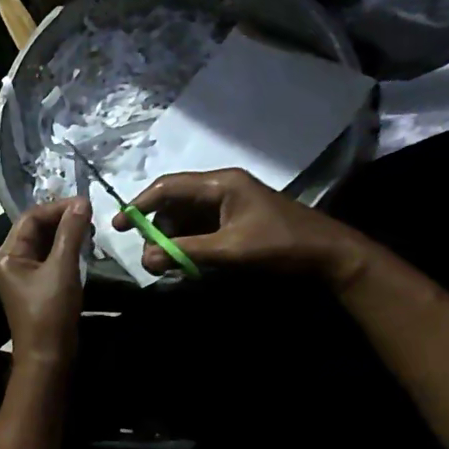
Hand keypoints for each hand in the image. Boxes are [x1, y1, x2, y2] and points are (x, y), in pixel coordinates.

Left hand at [0, 197, 91, 364]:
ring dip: (66, 233)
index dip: (57, 207)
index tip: (85, 204)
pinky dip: (67, 250)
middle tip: (90, 215)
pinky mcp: (39, 286)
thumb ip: (71, 233)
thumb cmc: (50, 311)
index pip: (30, 218)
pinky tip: (85, 247)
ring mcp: (25, 275)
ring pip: (45, 243)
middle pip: (36, 229)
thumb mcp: (62, 268)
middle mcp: (12, 261)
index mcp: (8, 255)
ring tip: (91, 229)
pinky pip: (51, 259)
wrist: (48, 357)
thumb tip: (81, 202)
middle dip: (62, 219)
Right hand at [114, 168, 370, 287]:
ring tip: (169, 265)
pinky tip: (187, 262)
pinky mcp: (235, 220)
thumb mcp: (230, 250)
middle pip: (174, 203)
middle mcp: (221, 187)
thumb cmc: (280, 246)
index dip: (139, 205)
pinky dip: (189, 244)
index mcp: (220, 183)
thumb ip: (185, 252)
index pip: (168, 187)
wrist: (329, 255)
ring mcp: (229, 204)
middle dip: (157, 230)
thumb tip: (146, 258)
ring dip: (173, 240)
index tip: (118, 226)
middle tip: (150, 257)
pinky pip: (200, 228)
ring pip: (185, 218)